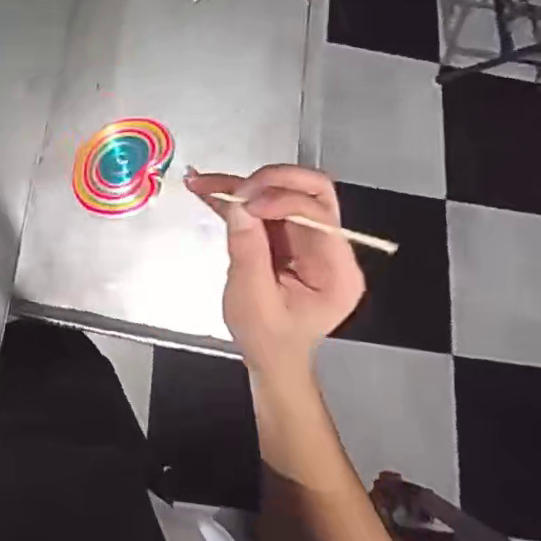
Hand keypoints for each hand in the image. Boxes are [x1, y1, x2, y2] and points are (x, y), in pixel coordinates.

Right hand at [185, 165, 364, 371]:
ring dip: (243, 186)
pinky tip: (208, 190)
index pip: (319, 214)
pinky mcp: (285, 236)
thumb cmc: (268, 339)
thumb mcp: (253, 299)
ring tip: (204, 182)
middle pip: (311, 192)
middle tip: (234, 187)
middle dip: (270, 182)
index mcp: (336, 270)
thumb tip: (239, 205)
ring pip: (282, 192)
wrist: (271, 358)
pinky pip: (265, 207)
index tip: (245, 206)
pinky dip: (236, 199)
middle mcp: (329, 247)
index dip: (281, 201)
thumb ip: (248, 250)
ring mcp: (307, 239)